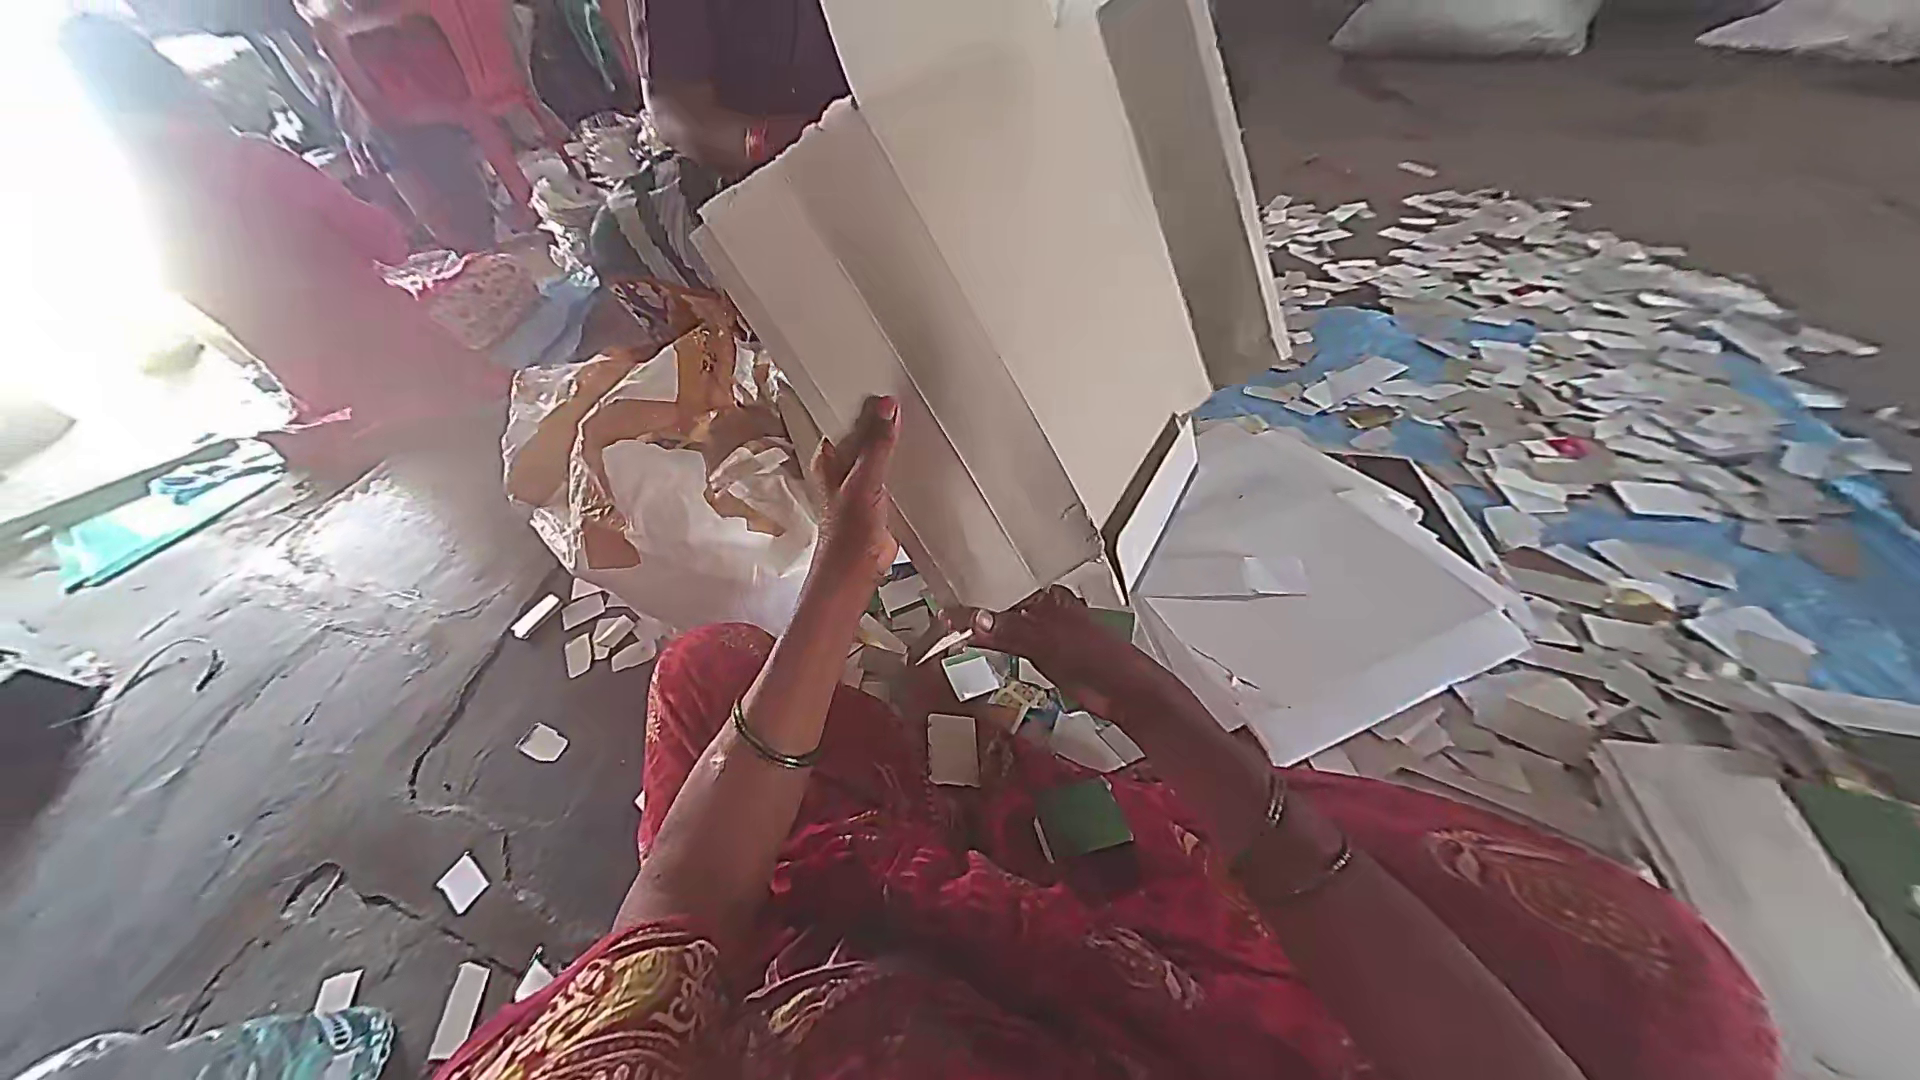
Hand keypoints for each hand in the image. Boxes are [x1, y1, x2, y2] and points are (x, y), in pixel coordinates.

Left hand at [809, 395, 900, 588]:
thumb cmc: (847, 533)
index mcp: (829, 458)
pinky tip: (916, 456)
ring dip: (894, 443)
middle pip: (864, 434)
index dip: (860, 403)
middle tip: (904, 400)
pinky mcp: (879, 496)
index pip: (842, 419)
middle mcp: (843, 467)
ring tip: (914, 422)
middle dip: (881, 421)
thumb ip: (876, 445)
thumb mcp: (864, 482)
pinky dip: (903, 463)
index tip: (882, 387)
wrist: (858, 569)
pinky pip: (892, 471)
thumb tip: (885, 409)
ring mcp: (862, 481)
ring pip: (879, 452)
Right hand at [962, 586, 1148, 717]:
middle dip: (975, 620)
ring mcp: (1046, 636)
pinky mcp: (1046, 660)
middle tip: (942, 628)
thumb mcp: (1045, 641)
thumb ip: (1008, 630)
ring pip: (1006, 632)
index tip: (945, 615)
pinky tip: (978, 658)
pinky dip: (994, 654)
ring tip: (952, 641)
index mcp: (1047, 598)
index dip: (975, 602)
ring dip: (983, 638)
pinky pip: (1012, 652)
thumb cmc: (1095, 656)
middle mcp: (1045, 613)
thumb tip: (972, 620)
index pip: (1002, 593)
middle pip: (1002, 612)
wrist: (1123, 691)